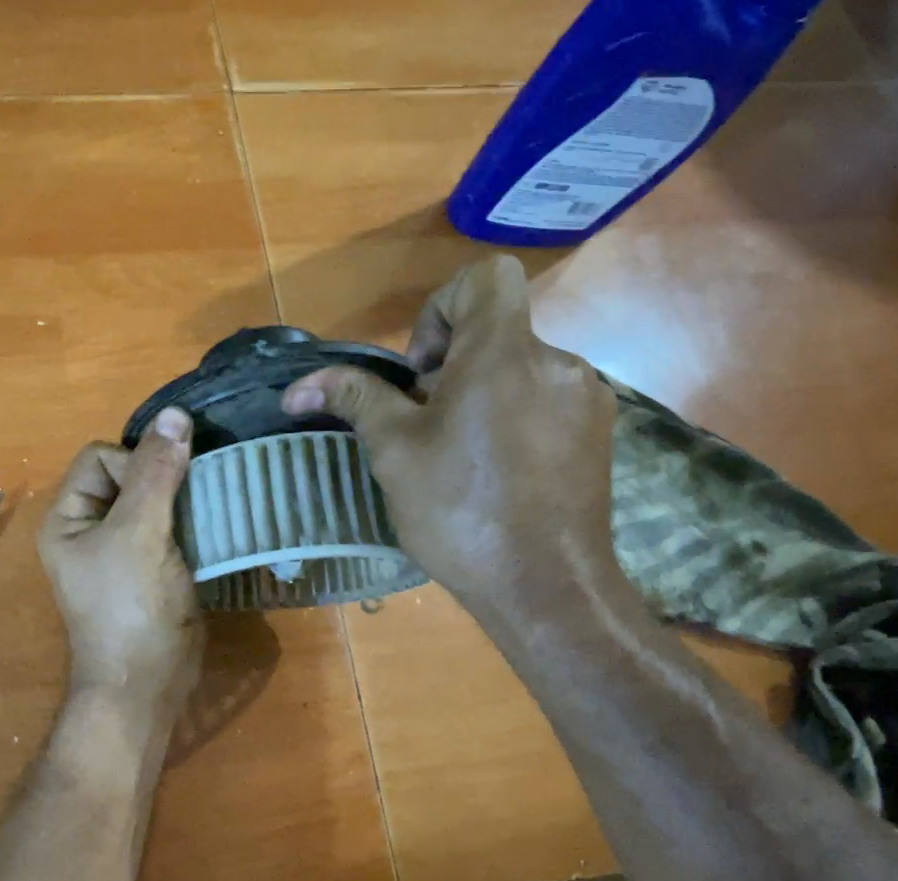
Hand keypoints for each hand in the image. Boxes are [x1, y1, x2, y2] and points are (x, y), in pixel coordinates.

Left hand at [39, 408, 203, 723]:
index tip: (161, 494)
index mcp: (67, 518)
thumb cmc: (129, 607)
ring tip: (212, 511)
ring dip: (186, 500)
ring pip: (158, 501)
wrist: (145, 683)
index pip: (100, 457)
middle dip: (166, 479)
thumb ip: (156, 473)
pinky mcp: (154, 569)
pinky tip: (218, 530)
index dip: (134, 463)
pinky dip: (196, 524)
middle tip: (194, 499)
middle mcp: (90, 529)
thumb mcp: (138, 533)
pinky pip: (175, 529)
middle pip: (130, 475)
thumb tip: (176, 414)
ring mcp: (123, 551)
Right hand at [280, 255, 617, 602]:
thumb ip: (355, 399)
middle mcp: (555, 361)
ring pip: (520, 370)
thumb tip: (298, 387)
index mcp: (502, 353)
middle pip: (496, 330)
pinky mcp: (598, 434)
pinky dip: (514, 419)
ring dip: (482, 395)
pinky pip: (546, 402)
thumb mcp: (394, 452)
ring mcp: (584, 399)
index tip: (422, 371)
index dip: (441, 307)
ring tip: (459, 456)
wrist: (545, 585)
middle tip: (425, 425)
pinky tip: (497, 474)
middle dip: (452, 365)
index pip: (483, 277)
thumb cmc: (459, 510)